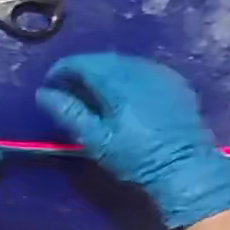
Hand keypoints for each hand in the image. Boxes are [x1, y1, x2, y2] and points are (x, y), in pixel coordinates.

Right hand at [35, 53, 229, 227]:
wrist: (186, 170)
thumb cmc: (134, 158)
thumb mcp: (94, 138)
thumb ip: (67, 112)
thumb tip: (42, 93)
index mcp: (118, 82)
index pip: (81, 62)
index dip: (59, 71)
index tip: (49, 87)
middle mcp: (140, 70)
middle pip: (101, 59)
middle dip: (80, 71)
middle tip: (67, 91)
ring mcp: (161, 74)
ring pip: (121, 62)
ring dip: (102, 73)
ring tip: (91, 94)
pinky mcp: (175, 82)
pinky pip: (141, 70)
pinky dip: (123, 77)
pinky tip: (120, 96)